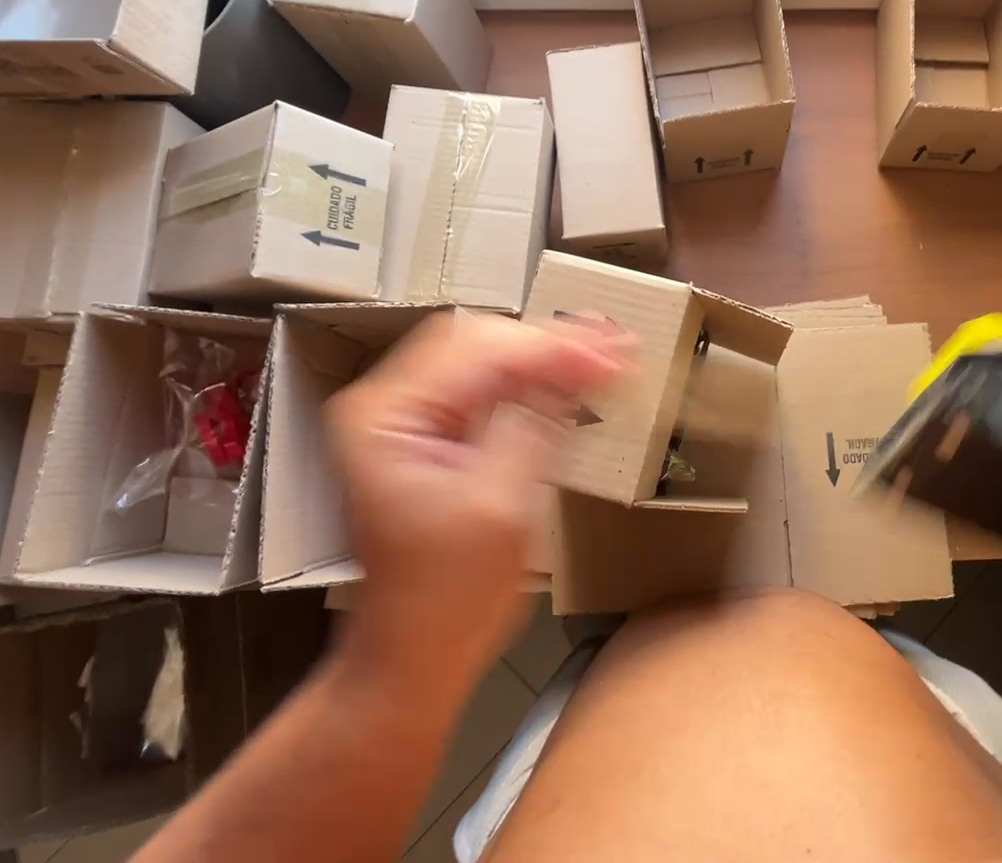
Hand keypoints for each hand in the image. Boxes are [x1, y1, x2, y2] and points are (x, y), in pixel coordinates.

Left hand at [327, 311, 624, 671]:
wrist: (415, 657)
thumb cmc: (442, 602)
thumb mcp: (500, 506)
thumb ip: (537, 425)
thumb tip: (580, 367)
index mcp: (387, 418)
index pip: (479, 351)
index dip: (551, 347)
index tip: (609, 353)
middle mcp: (392, 410)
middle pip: (481, 344)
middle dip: (552, 343)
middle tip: (614, 348)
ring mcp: (414, 425)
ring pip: (490, 362)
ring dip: (549, 359)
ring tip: (606, 356)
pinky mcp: (439, 442)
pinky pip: (492, 394)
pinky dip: (537, 386)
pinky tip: (575, 383)